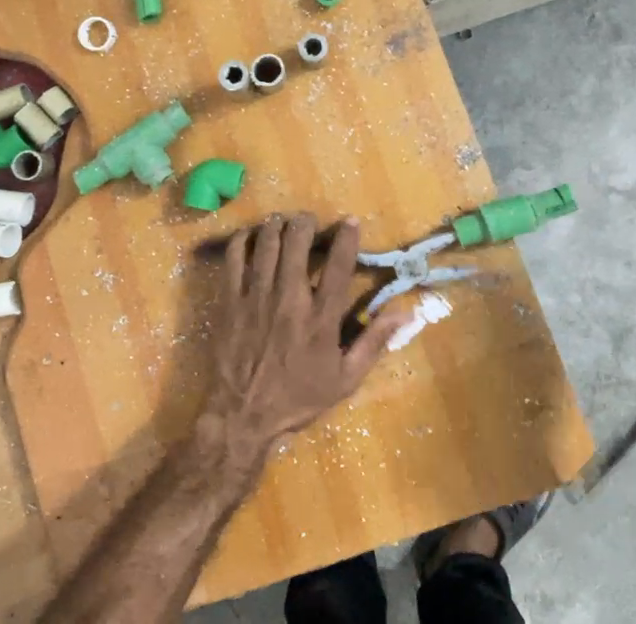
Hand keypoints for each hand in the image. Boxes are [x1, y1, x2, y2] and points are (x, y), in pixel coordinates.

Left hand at [201, 214, 411, 463]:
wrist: (242, 415)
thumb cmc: (298, 398)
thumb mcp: (345, 379)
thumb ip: (374, 342)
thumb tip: (407, 313)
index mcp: (320, 319)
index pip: (338, 266)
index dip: (346, 238)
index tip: (350, 221)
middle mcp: (289, 300)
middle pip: (297, 243)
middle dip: (305, 223)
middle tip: (308, 220)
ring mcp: (255, 297)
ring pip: (266, 244)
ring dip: (276, 225)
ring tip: (282, 221)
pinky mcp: (229, 301)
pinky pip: (233, 258)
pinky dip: (243, 240)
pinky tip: (250, 236)